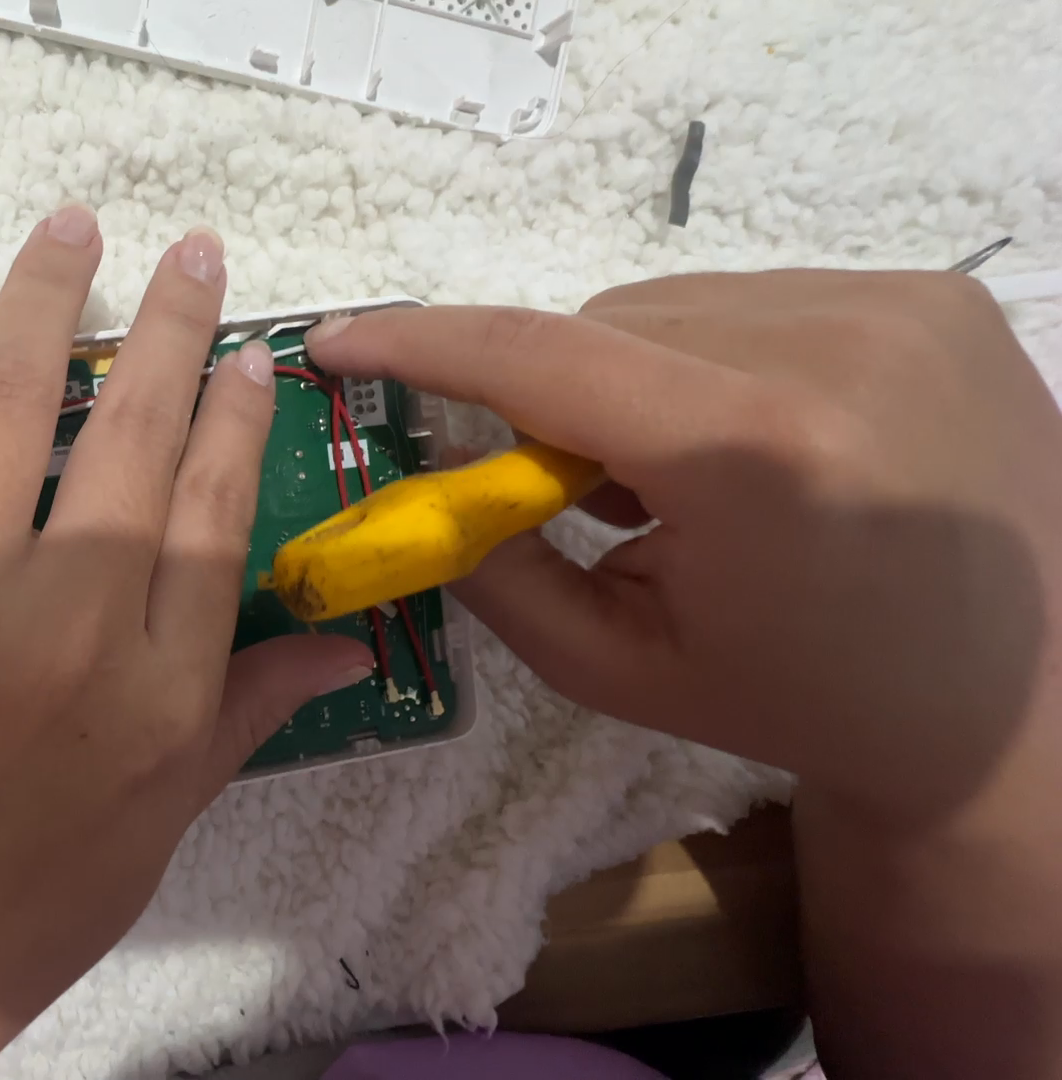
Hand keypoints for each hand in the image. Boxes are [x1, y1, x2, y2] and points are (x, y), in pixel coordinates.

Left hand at [0, 208, 370, 1077]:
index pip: (215, 507)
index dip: (237, 416)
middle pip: (135, 432)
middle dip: (174, 328)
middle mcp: (60, 618)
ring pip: (8, 405)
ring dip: (47, 299)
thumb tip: (339, 647)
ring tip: (73, 230)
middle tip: (193, 255)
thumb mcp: (148, 832)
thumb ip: (240, 717)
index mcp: (152, 686)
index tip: (249, 358)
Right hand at [307, 271, 1061, 1078]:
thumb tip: (424, 472)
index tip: (335, 339)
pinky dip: (680, 366)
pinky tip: (730, 442)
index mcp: (753, 455)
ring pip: (649, 314)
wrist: (1017, 702)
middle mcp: (834, 345)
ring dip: (607, 384)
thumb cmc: (788, 698)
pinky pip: (723, 306)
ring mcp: (896, 303)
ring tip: (659, 476)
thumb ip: (489, 565)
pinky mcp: (927, 294)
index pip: (538, 360)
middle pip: (588, 335)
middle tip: (560, 494)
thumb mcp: (601, 661)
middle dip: (536, 404)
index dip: (418, 343)